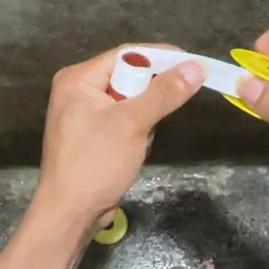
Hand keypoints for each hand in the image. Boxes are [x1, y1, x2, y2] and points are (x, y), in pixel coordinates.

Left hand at [34, 45, 204, 225]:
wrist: (70, 213)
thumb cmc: (95, 163)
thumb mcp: (133, 124)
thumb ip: (164, 93)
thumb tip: (197, 66)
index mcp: (78, 79)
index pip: (126, 55)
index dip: (161, 57)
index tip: (193, 64)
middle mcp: (78, 91)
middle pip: (129, 79)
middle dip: (149, 100)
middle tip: (155, 118)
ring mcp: (83, 116)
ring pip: (131, 104)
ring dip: (143, 122)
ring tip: (136, 143)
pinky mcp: (92, 137)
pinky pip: (124, 124)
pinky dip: (136, 135)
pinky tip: (131, 155)